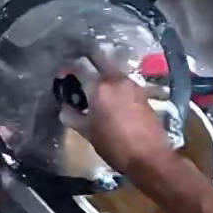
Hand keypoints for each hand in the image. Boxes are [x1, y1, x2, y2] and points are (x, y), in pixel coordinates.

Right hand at [59, 57, 175, 175]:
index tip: (62, 75)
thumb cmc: (114, 145)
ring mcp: (132, 83)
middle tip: (79, 72)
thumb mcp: (88, 132)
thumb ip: (72, 117)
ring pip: (113, 66)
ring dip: (102, 69)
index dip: (67, 67)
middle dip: (87, 59)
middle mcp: (116, 79)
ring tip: (94, 84)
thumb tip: (65, 109)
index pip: (79, 66)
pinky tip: (110, 95)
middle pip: (99, 56)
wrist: (150, 156)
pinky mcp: (142, 91)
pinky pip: (123, 78)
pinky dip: (114, 81)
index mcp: (99, 87)